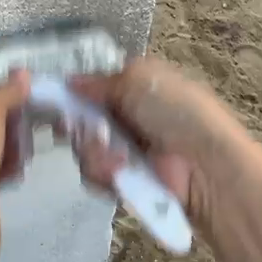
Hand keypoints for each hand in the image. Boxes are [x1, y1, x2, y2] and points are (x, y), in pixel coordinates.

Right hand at [67, 57, 246, 226]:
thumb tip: (69, 81)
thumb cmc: (175, 110)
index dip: (74, 93)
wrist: (205, 165)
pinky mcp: (125, 182)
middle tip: (73, 129)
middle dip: (77, 124)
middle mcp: (127, 116)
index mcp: (135, 86)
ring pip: (85, 146)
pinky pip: (96, 174)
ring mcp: (125, 150)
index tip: (56, 100)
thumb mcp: (137, 79)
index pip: (93, 87)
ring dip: (94, 150)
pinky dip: (104, 171)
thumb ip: (99, 82)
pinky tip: (120, 171)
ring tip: (115, 156)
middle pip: (82, 118)